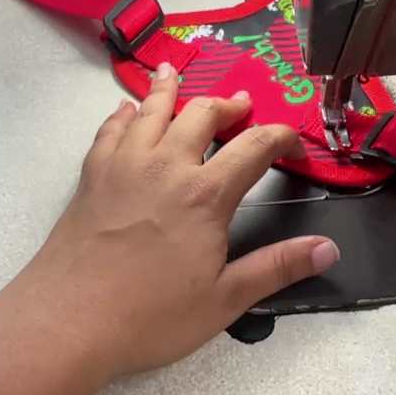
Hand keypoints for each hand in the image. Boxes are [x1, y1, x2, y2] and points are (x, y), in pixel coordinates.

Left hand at [0, 63, 339, 384]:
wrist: (66, 321)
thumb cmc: (150, 316)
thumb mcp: (225, 299)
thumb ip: (277, 267)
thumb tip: (329, 248)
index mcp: (206, 194)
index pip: (254, 147)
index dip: (281, 137)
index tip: (294, 143)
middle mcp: (166, 165)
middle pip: (201, 115)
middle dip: (227, 105)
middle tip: (241, 104)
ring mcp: (123, 165)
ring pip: (151, 110)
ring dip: (170, 90)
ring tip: (177, 72)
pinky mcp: (91, 176)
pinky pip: (110, 129)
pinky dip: (123, 113)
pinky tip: (126, 109)